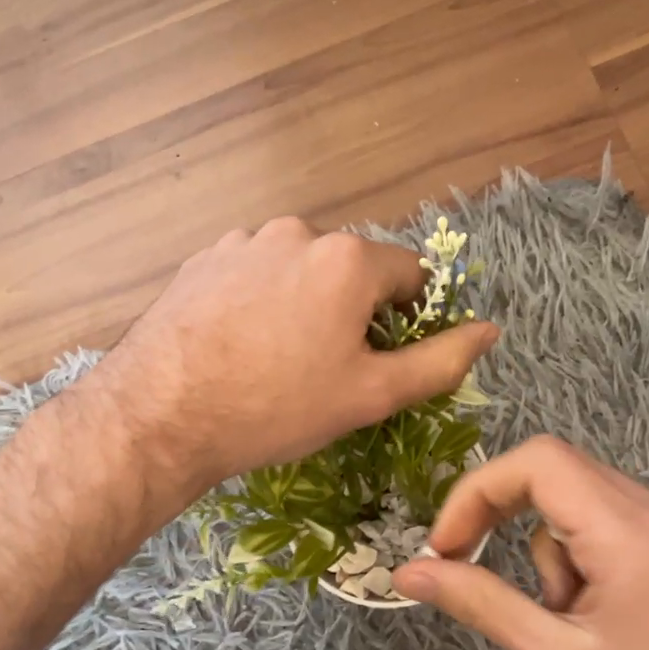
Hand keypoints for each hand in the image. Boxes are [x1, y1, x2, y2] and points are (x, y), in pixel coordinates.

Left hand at [91, 217, 498, 489]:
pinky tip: (242, 349)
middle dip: (355, 315)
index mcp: (347, 259)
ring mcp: (243, 242)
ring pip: (301, 273)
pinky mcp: (203, 260)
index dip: (410, 320)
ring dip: (307, 308)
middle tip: (329, 373)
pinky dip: (263, 305)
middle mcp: (297, 232)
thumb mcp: (371, 395)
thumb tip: (488, 331)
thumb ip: (440, 361)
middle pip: (352, 272)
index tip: (385, 361)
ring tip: (279, 365)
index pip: (410, 275)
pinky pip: (255, 276)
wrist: (160, 416)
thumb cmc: (276, 408)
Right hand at [391, 437, 648, 649]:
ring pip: (588, 505)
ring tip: (576, 628)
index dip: (477, 493)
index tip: (448, 549)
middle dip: (514, 527)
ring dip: (558, 556)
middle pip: (561, 477)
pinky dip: (590, 561)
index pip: (538, 462)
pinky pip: (620, 528)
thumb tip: (409, 573)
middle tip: (502, 590)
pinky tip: (607, 622)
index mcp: (632, 534)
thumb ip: (480, 603)